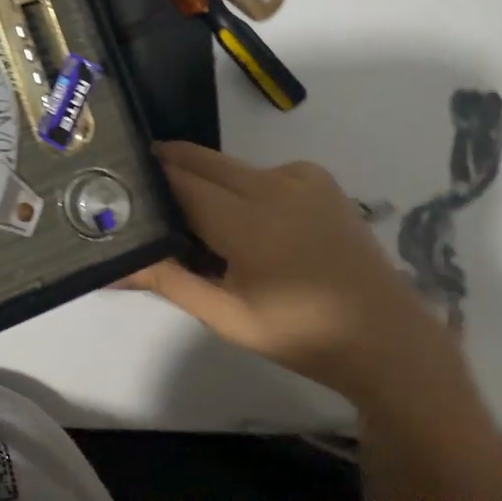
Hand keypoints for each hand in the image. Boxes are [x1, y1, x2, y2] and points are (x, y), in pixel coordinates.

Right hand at [121, 142, 456, 403]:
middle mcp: (271, 184)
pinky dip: (241, 185)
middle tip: (142, 196)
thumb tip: (112, 266)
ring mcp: (298, 176)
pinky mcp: (317, 176)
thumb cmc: (301, 334)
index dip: (145, 181)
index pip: (177, 179)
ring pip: (226, 164)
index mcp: (247, 221)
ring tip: (198, 221)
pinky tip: (252, 220)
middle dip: (167, 171)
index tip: (117, 188)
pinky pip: (259, 170)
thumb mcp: (228, 318)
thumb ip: (168, 280)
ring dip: (204, 181)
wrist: (389, 340)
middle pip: (198, 160)